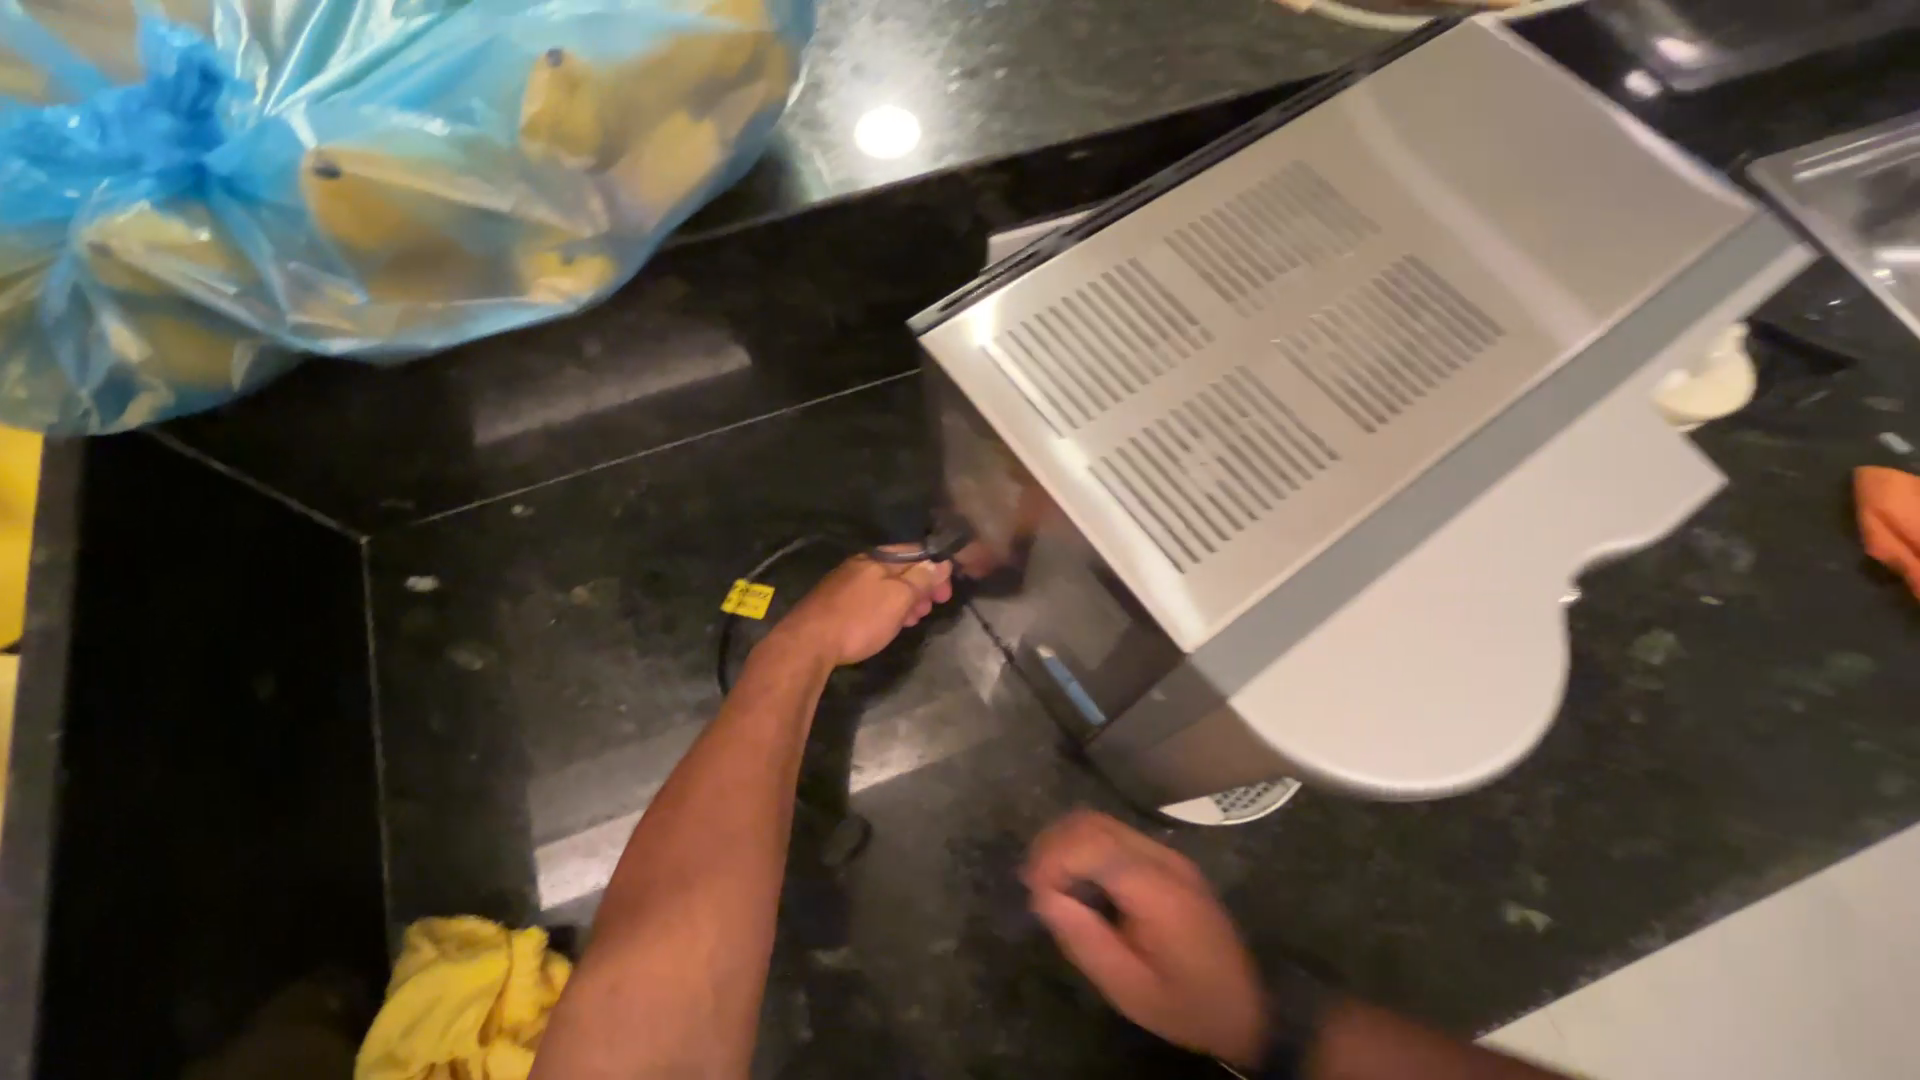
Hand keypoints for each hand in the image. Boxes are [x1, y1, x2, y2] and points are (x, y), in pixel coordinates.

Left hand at [764, 548, 954, 668]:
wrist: (808, 643)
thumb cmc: (859, 619)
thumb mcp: (898, 598)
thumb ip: (920, 579)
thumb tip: (940, 561)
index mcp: (877, 558)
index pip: (915, 551)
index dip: (936, 567)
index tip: (946, 590)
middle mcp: (861, 564)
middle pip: (901, 568)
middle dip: (922, 585)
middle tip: (933, 606)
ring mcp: (846, 582)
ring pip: (886, 585)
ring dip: (906, 599)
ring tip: (914, 619)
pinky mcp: (837, 602)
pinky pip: (871, 597)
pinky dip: (888, 607)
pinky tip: (890, 623)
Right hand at [1024, 811, 1267, 1068]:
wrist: (1249, 1007)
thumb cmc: (1185, 1003)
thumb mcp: (1129, 988)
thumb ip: (1085, 939)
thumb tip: (1044, 896)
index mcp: (1157, 890)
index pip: (1094, 845)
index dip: (1054, 858)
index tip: (1034, 891)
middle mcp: (1163, 860)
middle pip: (1095, 823)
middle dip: (1054, 844)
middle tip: (1032, 882)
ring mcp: (1168, 855)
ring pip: (1104, 822)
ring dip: (1068, 841)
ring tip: (1048, 878)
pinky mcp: (1167, 861)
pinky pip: (1116, 835)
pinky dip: (1086, 846)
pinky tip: (1075, 877)